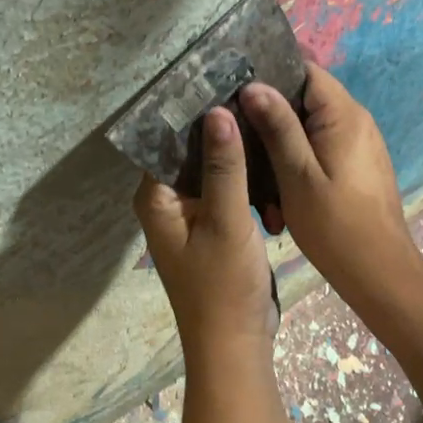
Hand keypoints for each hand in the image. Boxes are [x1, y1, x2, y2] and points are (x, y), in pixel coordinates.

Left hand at [133, 107, 279, 360]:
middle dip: (216, 123)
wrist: (236, 346)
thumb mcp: (226, 221)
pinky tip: (267, 149)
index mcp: (156, 197)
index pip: (167, 138)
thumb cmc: (223, 285)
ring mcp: (190, 214)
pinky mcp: (213, 225)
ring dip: (232, 146)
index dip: (192, 108)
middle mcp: (166, 200)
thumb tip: (217, 110)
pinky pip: (223, 186)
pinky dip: (241, 172)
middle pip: (189, 150)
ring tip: (261, 107)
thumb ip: (224, 167)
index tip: (221, 76)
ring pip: (210, 167)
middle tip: (248, 85)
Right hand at [238, 64, 418, 295]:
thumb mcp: (297, 175)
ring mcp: (359, 143)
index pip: (306, 69)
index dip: (270, 71)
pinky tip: (274, 185)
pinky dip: (295, 159)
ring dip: (280, 142)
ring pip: (309, 125)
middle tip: (232, 124)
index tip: (234, 83)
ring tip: (249, 160)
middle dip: (270, 111)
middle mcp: (356, 120)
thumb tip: (254, 85)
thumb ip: (277, 127)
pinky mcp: (356, 164)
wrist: (380, 273)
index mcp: (344, 115)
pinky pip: (319, 147)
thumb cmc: (335, 225)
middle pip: (305, 97)